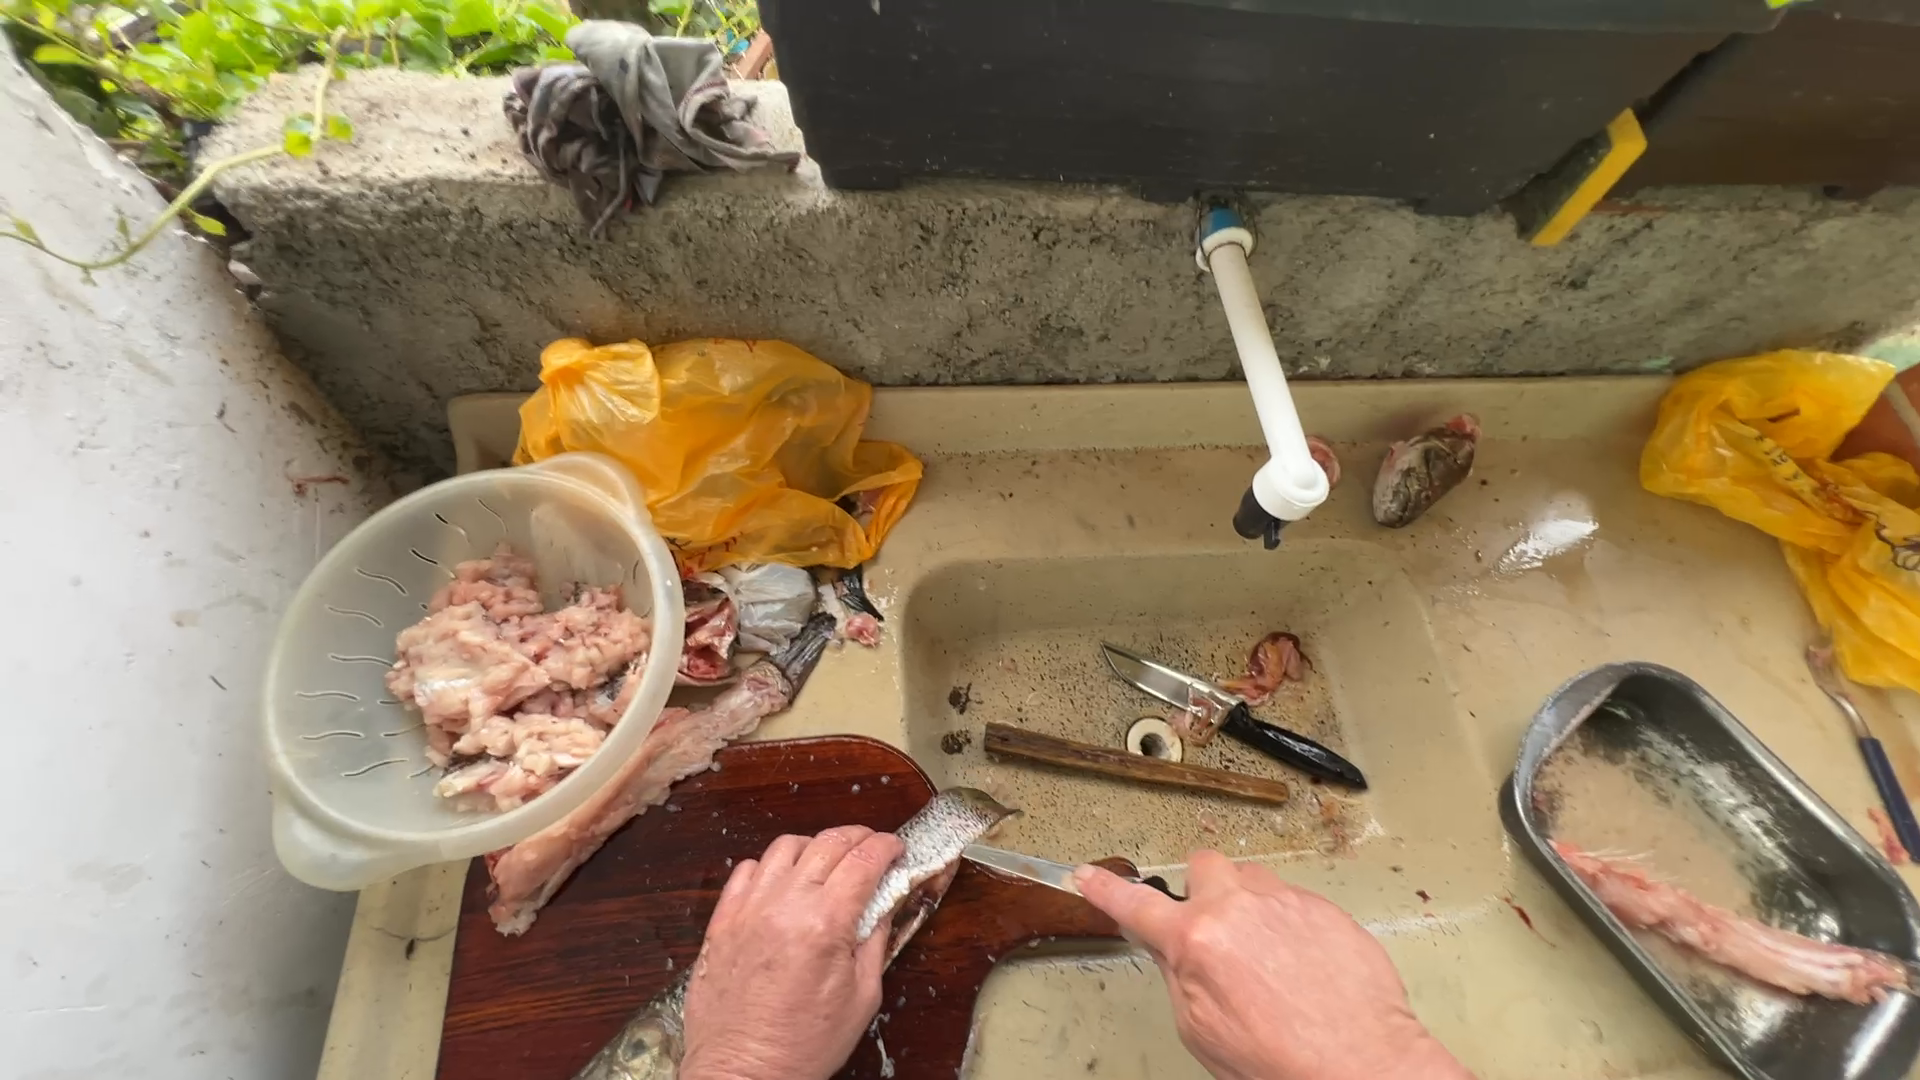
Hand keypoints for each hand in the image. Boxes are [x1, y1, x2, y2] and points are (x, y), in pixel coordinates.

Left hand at [680, 826, 904, 1079]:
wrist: (741, 1078)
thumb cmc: (803, 1047)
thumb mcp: (862, 998)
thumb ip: (876, 940)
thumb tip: (885, 901)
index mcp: (826, 924)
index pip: (865, 859)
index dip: (887, 846)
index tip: (896, 849)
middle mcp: (786, 904)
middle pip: (829, 842)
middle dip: (859, 837)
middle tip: (871, 848)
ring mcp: (750, 908)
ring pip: (786, 845)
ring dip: (814, 846)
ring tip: (827, 863)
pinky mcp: (722, 920)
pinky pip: (747, 869)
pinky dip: (770, 866)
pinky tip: (783, 883)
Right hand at [1075, 852, 1472, 1079]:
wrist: (1367, 1069)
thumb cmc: (1278, 1064)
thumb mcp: (1202, 1032)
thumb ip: (1178, 977)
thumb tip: (1170, 946)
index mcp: (1195, 941)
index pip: (1134, 905)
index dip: (1104, 890)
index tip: (1086, 874)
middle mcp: (1234, 907)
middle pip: (1204, 866)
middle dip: (1205, 891)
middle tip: (1218, 929)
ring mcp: (1281, 900)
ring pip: (1251, 880)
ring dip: (1250, 905)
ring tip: (1271, 954)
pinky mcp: (1322, 906)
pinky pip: (1292, 901)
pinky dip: (1289, 925)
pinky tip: (1306, 967)